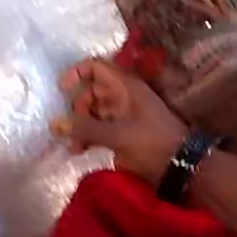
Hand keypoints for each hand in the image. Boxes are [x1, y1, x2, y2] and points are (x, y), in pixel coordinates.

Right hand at [53, 59, 189, 184]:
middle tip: (71, 130)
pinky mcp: (121, 134)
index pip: (97, 67)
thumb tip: (55, 123)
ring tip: (74, 147)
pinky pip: (98, 128)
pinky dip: (87, 136)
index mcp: (125, 88)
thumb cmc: (153, 144)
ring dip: (80, 126)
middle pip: (90, 91)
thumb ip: (86, 128)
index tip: (62, 90)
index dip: (77, 72)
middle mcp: (122, 97)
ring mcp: (122, 115)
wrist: (181, 169)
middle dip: (76, 109)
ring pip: (92, 112)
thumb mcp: (119, 135)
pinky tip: (80, 151)